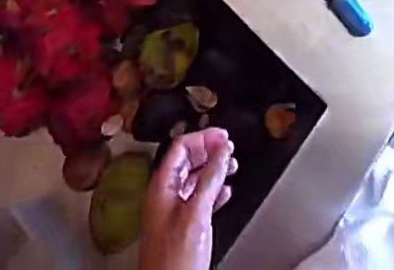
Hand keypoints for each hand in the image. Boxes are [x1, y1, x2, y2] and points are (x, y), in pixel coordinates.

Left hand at [138, 128, 236, 269]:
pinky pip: (198, 199)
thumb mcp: (196, 213)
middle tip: (229, 148)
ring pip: (194, 179)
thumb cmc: (174, 261)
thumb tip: (222, 150)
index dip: (203, 138)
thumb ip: (210, 178)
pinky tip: (224, 192)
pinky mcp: (182, 227)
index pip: (181, 147)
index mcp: (162, 186)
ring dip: (213, 170)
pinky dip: (213, 191)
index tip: (223, 136)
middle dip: (210, 152)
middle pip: (187, 160)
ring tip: (231, 166)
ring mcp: (172, 212)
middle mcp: (165, 196)